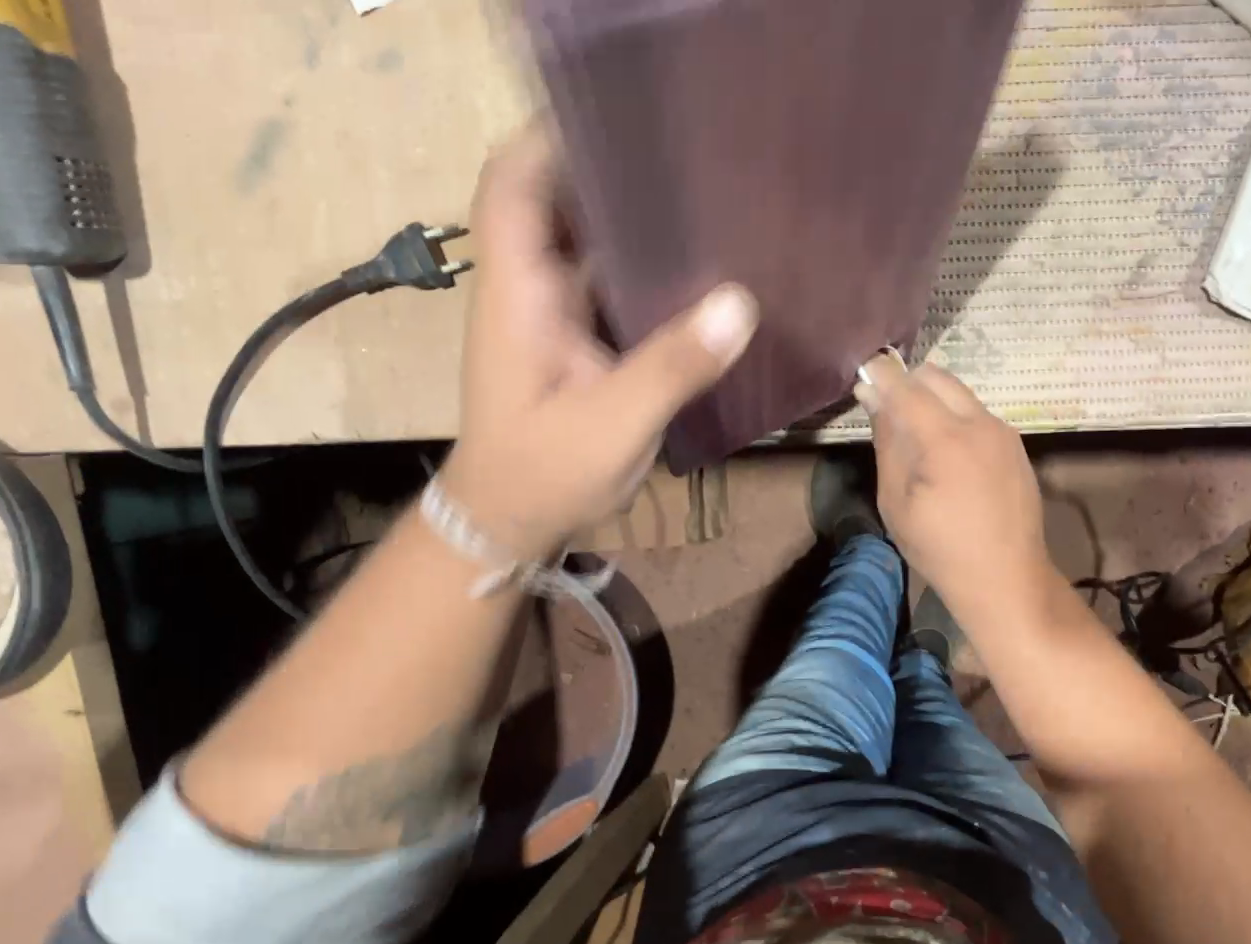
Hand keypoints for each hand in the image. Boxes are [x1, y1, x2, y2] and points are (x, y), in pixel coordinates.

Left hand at [440, 125, 757, 557]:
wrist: (510, 521)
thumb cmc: (544, 471)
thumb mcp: (613, 422)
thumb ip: (671, 365)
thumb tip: (740, 304)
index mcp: (519, 294)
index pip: (511, 189)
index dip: (546, 141)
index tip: (610, 115)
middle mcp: (532, 293)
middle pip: (556, 206)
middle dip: (607, 173)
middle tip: (681, 157)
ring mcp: (554, 319)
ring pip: (588, 248)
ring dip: (632, 223)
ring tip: (699, 201)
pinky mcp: (577, 345)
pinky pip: (611, 289)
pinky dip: (645, 272)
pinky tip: (695, 273)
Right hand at [856, 354, 1056, 622]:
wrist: (1007, 579)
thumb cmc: (941, 550)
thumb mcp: (897, 503)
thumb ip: (887, 444)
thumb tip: (874, 398)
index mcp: (946, 438)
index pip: (905, 386)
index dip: (880, 375)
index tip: (863, 375)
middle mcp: (980, 424)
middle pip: (938, 377)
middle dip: (909, 383)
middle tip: (888, 410)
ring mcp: (1004, 434)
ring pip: (962, 395)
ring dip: (935, 401)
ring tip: (918, 437)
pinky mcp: (1017, 448)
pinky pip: (980, 417)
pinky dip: (957, 419)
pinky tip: (949, 457)